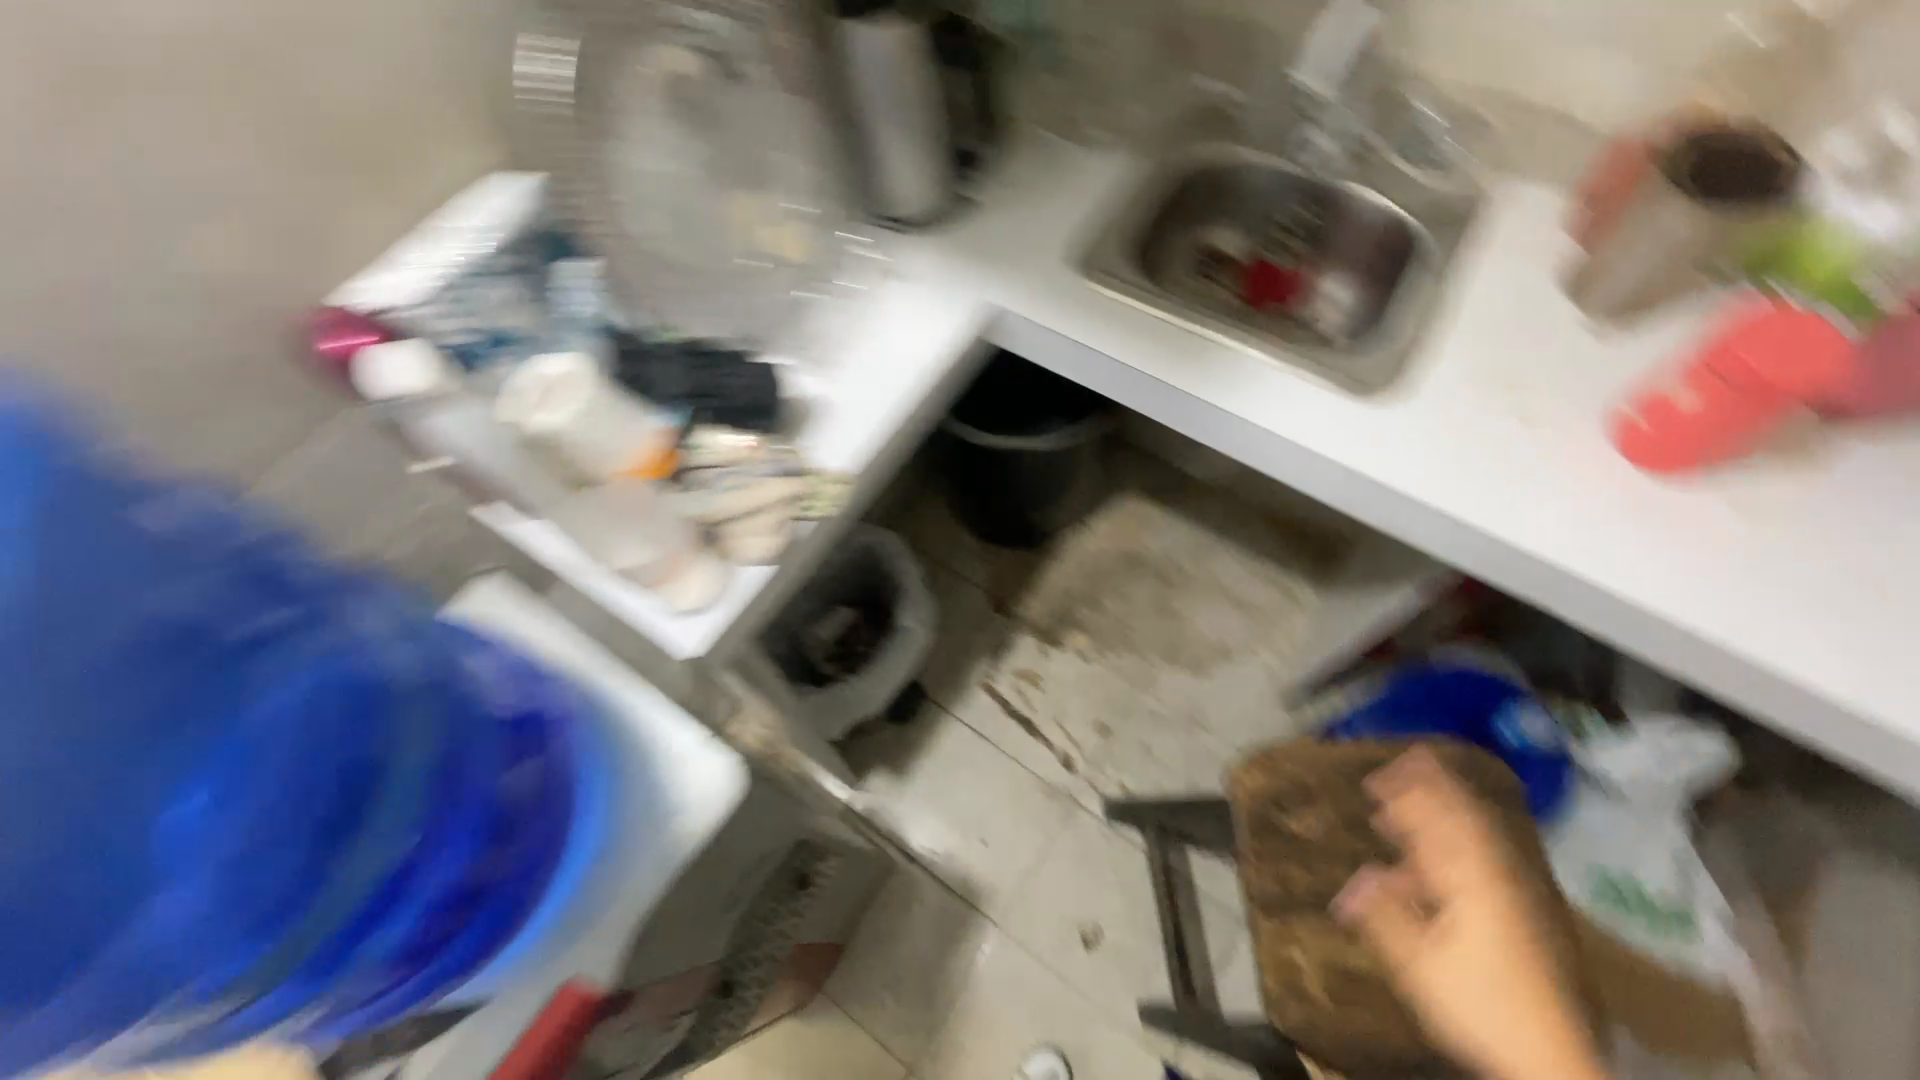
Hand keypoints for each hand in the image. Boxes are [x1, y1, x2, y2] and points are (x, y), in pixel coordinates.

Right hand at [1331, 748, 1606, 1079]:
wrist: (1554, 1057)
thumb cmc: (1483, 1005)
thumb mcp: (1421, 965)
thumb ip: (1387, 917)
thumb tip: (1356, 879)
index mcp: (1475, 878)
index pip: (1442, 816)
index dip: (1412, 789)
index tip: (1380, 772)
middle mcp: (1500, 876)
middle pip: (1465, 817)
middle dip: (1431, 789)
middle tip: (1398, 769)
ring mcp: (1517, 894)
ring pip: (1477, 838)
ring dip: (1439, 817)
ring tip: (1399, 815)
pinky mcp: (1524, 916)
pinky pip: (1485, 862)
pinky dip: (1454, 849)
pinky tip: (1426, 868)